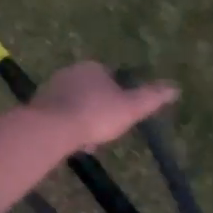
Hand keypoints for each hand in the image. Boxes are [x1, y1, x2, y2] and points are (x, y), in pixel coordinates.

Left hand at [32, 61, 177, 149]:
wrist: (53, 127)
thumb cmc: (96, 114)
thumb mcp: (131, 107)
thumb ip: (152, 97)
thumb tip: (175, 87)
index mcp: (91, 67)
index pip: (111, 78)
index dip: (119, 99)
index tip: (122, 117)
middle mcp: (68, 72)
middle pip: (91, 93)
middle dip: (99, 113)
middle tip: (104, 133)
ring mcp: (51, 87)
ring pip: (75, 106)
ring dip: (83, 123)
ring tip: (88, 144)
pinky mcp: (38, 105)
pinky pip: (59, 117)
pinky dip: (67, 129)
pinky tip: (72, 145)